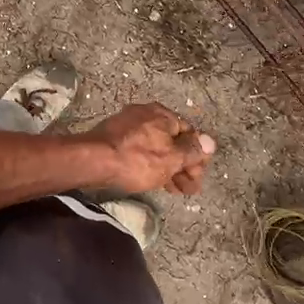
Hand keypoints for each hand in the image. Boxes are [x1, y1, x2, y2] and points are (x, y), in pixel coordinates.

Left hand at [77, 103, 213, 193]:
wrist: (92, 160)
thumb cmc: (136, 160)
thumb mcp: (171, 158)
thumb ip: (192, 150)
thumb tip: (210, 141)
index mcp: (162, 114)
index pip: (190, 134)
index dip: (197, 158)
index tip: (197, 179)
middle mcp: (145, 113)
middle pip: (173, 140)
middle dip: (183, 166)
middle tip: (187, 190)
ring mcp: (128, 124)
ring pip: (156, 146)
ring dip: (168, 167)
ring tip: (172, 190)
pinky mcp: (115, 136)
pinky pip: (140, 149)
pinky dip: (150, 163)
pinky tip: (152, 179)